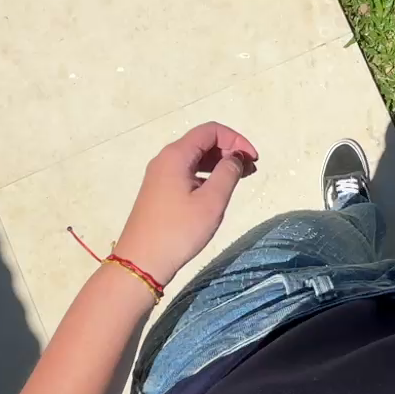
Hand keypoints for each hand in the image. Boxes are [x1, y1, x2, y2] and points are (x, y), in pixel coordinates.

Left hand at [115, 122, 258, 285]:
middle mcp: (166, 159)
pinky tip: (218, 191)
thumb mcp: (211, 202)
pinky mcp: (159, 190)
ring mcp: (160, 175)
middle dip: (229, 150)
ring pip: (195, 158)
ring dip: (219, 163)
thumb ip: (228, 173)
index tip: (253, 159)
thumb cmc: (178, 230)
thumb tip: (235, 157)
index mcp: (176, 155)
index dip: (236, 139)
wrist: (141, 262)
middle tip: (250, 170)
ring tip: (240, 178)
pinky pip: (187, 172)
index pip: (211, 131)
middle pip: (202, 142)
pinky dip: (206, 175)